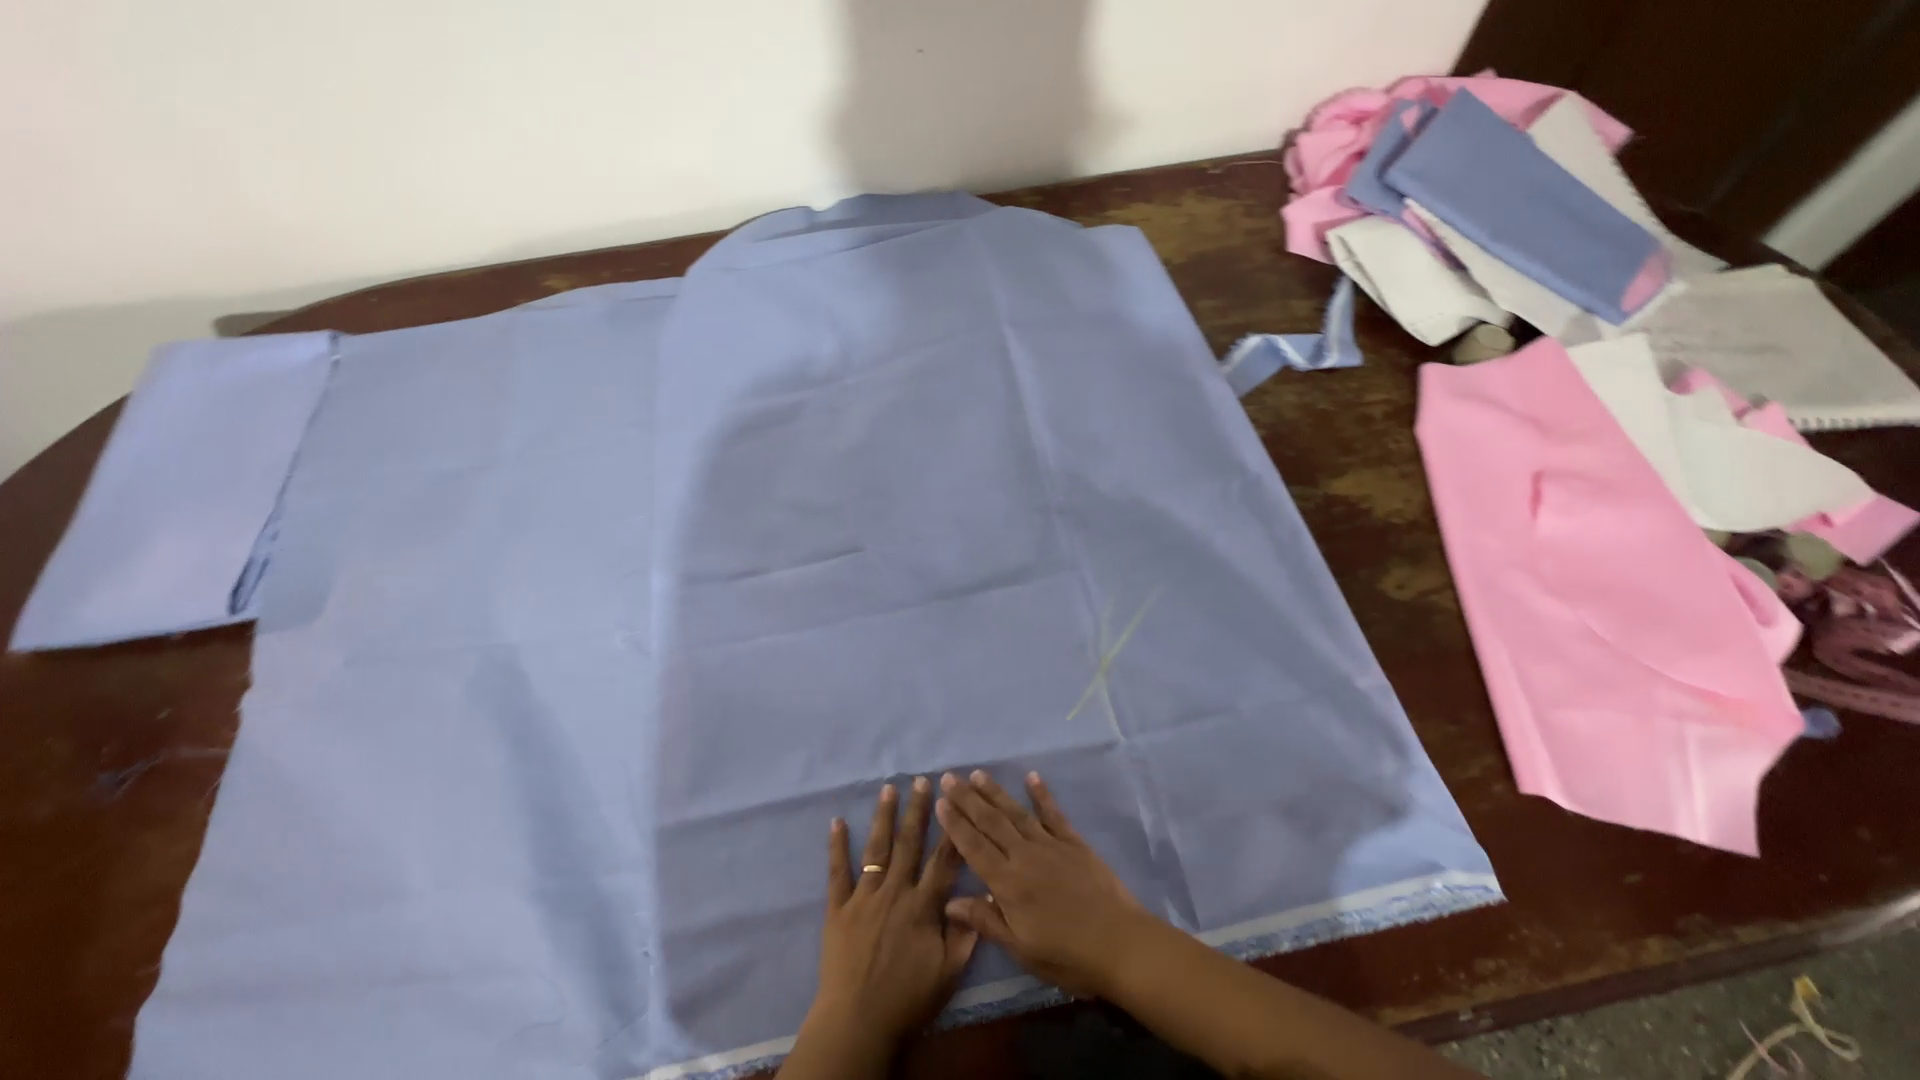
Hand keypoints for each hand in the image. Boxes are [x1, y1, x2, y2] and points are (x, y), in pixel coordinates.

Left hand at [809, 778, 977, 1046]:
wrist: (858, 1020)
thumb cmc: (908, 999)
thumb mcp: (949, 972)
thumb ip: (965, 933)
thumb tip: (982, 896)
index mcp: (924, 906)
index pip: (943, 860)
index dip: (951, 829)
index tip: (957, 801)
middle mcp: (895, 892)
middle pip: (909, 844)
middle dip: (917, 810)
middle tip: (922, 780)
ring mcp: (864, 897)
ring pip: (876, 849)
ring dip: (883, 817)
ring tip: (888, 788)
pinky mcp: (838, 908)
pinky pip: (837, 871)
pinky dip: (836, 846)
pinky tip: (836, 822)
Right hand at [936, 770, 1154, 997]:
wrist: (1120, 944)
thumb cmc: (1067, 955)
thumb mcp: (1020, 948)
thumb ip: (985, 921)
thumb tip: (949, 901)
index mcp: (1007, 884)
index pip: (973, 847)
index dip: (955, 824)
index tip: (940, 801)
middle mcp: (1024, 857)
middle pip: (991, 823)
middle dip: (968, 799)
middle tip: (949, 776)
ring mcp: (1051, 846)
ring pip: (1016, 813)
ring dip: (996, 792)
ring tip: (978, 774)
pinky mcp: (1075, 844)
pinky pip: (1054, 814)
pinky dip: (1041, 795)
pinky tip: (1032, 777)